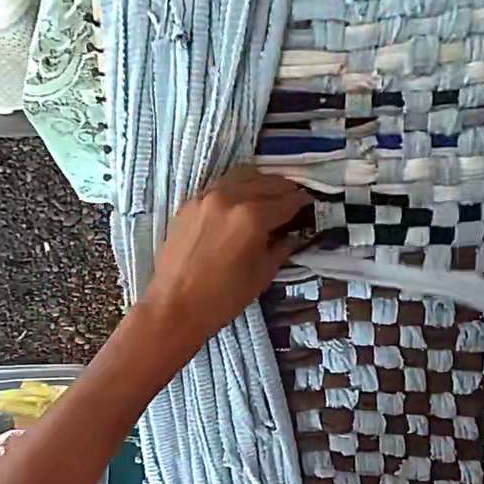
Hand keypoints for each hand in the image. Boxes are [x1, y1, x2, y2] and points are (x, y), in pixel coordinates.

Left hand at [135, 168, 310, 344]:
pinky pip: (220, 185)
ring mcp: (206, 197)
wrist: (174, 306)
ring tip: (271, 193)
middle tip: (294, 197)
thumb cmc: (223, 298)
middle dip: (284, 190)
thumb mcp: (262, 274)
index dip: (301, 202)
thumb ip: (281, 248)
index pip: (285, 202)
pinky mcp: (190, 203)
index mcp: (252, 217)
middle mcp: (230, 198)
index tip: (309, 202)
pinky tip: (243, 198)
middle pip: (266, 183)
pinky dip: (237, 187)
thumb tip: (294, 234)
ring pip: (242, 177)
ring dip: (261, 182)